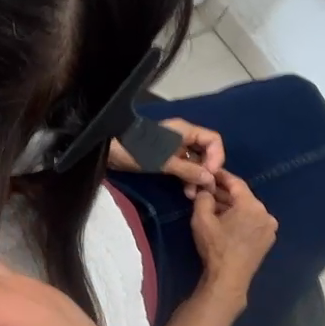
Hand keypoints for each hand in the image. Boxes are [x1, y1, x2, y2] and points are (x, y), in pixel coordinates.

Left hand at [109, 119, 223, 196]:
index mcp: (185, 130)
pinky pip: (182, 167)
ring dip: (196, 177)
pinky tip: (186, 191)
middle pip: (206, 152)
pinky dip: (185, 177)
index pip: (213, 140)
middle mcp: (182, 137)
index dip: (216, 157)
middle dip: (207, 171)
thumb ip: (188, 169)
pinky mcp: (164, 158)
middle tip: (204, 190)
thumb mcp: (163, 161)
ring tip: (193, 194)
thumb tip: (210, 179)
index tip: (210, 175)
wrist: (108, 150)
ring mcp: (173, 148)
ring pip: (194, 162)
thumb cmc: (135, 150)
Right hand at [190, 170, 275, 299]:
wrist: (229, 276)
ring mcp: (269, 228)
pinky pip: (253, 221)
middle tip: (207, 191)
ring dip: (232, 207)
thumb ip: (203, 199)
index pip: (236, 183)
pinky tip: (227, 222)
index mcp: (252, 206)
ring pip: (249, 209)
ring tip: (214, 207)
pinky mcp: (267, 239)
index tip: (210, 172)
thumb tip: (205, 190)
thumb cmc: (215, 246)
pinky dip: (240, 218)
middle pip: (244, 197)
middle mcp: (266, 213)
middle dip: (225, 193)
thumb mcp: (201, 219)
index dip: (222, 176)